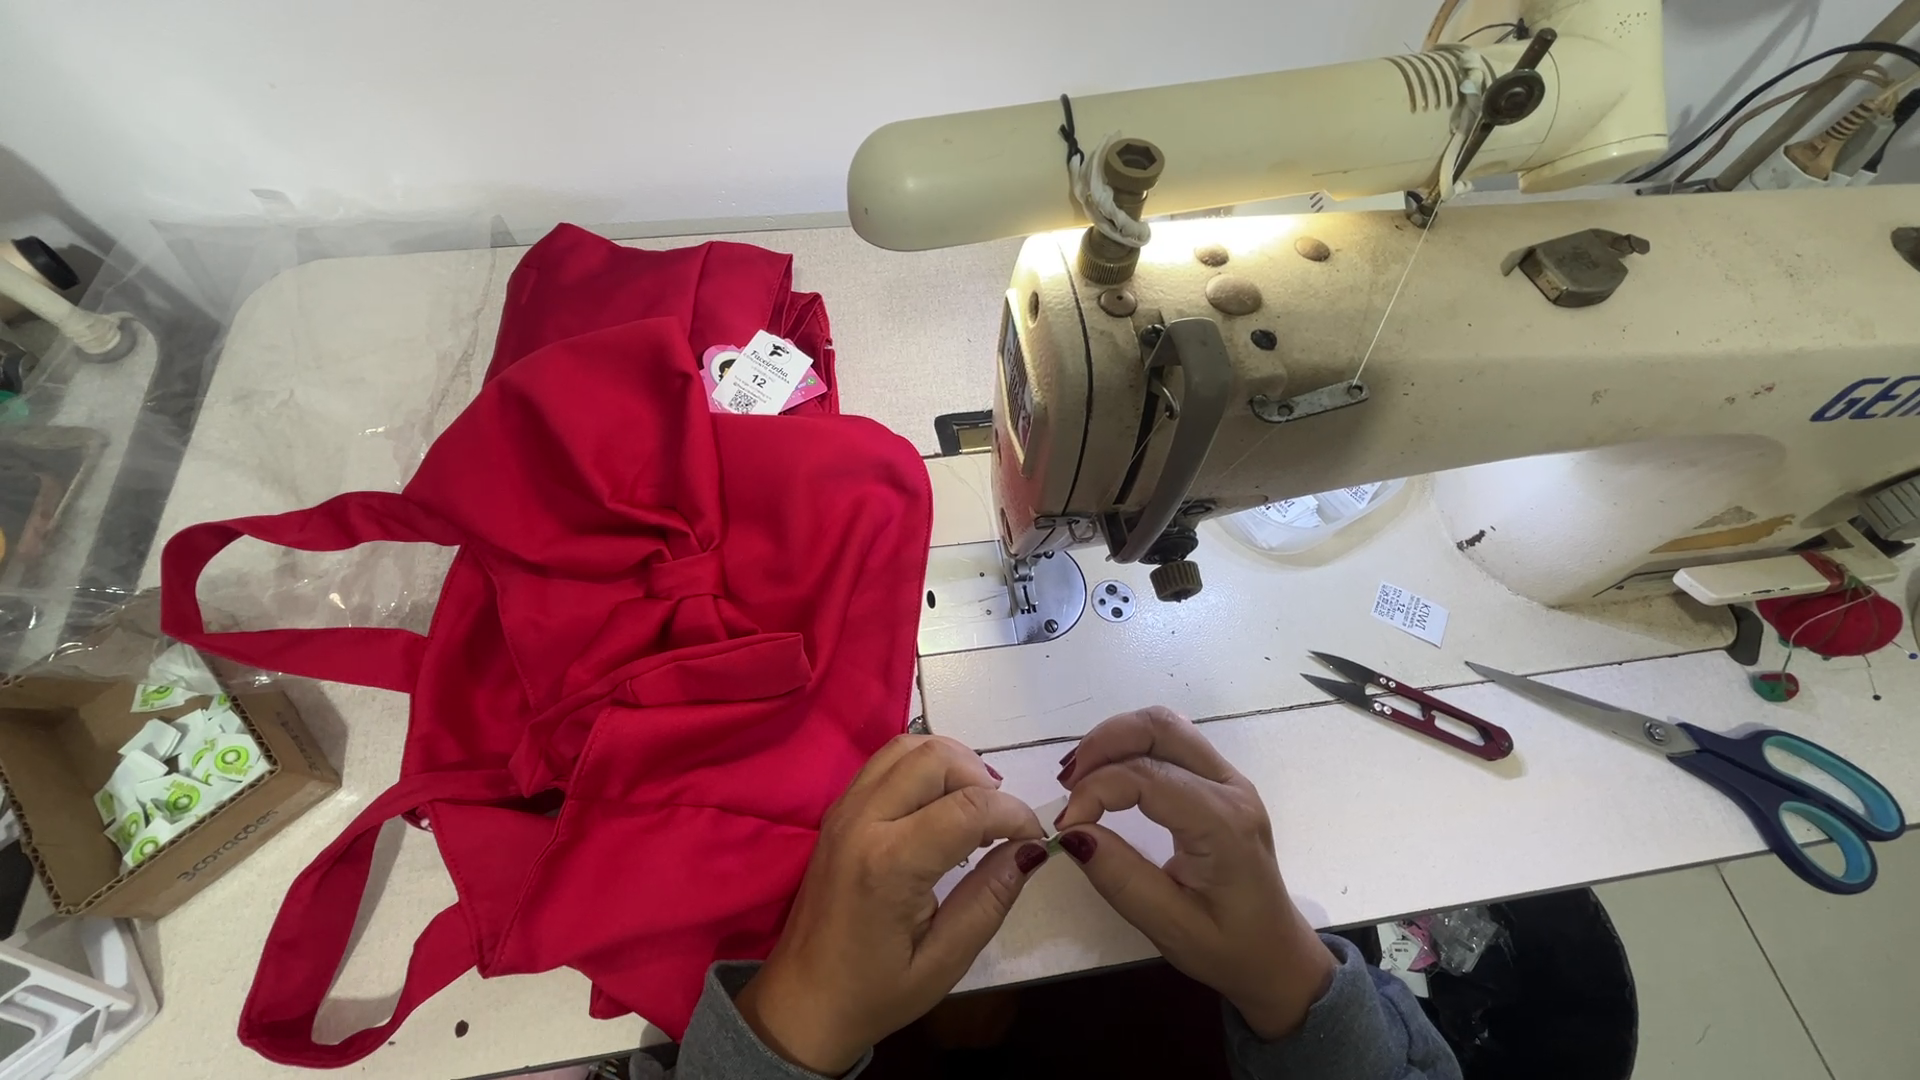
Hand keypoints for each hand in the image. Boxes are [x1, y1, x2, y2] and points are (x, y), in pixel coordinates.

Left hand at [736, 735, 1047, 1074]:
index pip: (967, 808)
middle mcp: (862, 820)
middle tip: (1000, 819)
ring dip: (952, 762)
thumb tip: (1030, 849)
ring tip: (973, 804)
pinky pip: (886, 759)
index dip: (1013, 814)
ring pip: (909, 745)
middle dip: (981, 778)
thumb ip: (989, 899)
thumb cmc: (874, 993)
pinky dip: (923, 763)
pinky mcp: (838, 807)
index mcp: (888, 864)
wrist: (801, 1002)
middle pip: (935, 757)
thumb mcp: (944, 962)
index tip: (1034, 837)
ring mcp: (845, 807)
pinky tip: (940, 800)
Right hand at [1054, 707, 1335, 1039]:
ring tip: (1080, 776)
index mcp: (1223, 824)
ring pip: (1163, 725)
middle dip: (1103, 743)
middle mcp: (1230, 787)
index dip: (1095, 791)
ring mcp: (1227, 778)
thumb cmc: (1229, 950)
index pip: (1146, 777)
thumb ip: (1120, 877)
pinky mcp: (1218, 780)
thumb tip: (1070, 832)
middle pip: (1158, 727)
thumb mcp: (1171, 928)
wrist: (1279, 958)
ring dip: (1114, 739)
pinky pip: (1170, 740)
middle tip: (1068, 782)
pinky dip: (1130, 746)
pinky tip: (1106, 774)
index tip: (1064, 825)